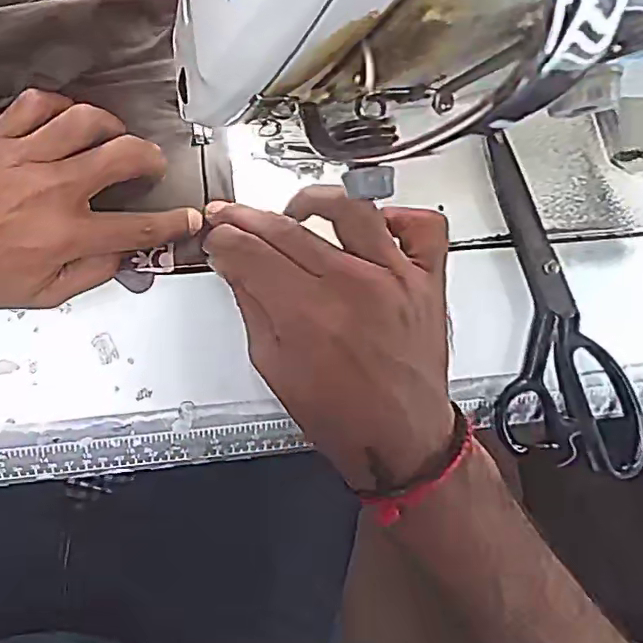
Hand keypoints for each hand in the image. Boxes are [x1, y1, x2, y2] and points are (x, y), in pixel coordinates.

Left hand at [0, 90, 202, 330]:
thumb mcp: (43, 294)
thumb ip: (92, 272)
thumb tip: (124, 253)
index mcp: (65, 234)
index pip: (139, 225)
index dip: (173, 221)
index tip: (186, 216)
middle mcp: (51, 190)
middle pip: (124, 156)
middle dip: (151, 158)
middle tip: (150, 166)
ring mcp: (23, 158)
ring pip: (86, 120)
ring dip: (111, 127)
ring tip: (112, 138)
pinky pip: (36, 105)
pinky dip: (60, 106)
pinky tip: (65, 121)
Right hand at [205, 186, 452, 492]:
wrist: (400, 439)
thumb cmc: (342, 414)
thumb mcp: (272, 364)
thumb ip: (251, 305)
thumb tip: (233, 265)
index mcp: (308, 315)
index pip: (249, 251)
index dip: (221, 238)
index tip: (215, 236)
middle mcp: (353, 288)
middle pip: (284, 228)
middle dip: (245, 219)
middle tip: (231, 218)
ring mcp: (395, 279)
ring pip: (348, 208)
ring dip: (309, 202)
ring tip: (293, 212)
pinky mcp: (427, 280)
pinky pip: (421, 225)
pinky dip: (395, 216)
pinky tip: (369, 226)